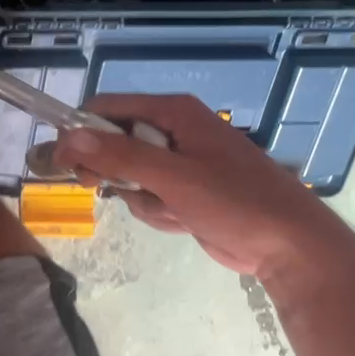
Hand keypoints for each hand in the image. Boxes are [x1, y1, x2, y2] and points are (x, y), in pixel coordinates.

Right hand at [49, 94, 354, 277]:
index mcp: (173, 112)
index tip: (63, 162)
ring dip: (139, 197)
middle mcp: (173, 130)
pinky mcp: (183, 189)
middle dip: (112, 171)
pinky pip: (146, 195)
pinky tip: (182, 220)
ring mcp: (178, 162)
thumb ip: (120, 155)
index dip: (79, 131)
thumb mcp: (173, 177)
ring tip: (171, 209)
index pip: (105, 108)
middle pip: (111, 142)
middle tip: (105, 188)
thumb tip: (68, 136)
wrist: (291, 247)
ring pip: (126, 174)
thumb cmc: (237, 202)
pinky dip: (156, 211)